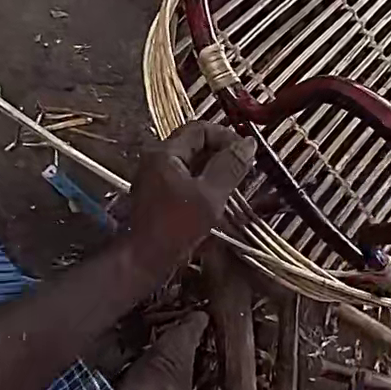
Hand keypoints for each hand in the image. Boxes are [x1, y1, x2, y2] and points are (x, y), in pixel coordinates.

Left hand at [125, 122, 255, 272]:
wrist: (143, 260)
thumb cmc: (174, 228)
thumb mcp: (209, 196)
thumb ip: (229, 167)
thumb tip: (247, 144)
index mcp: (165, 152)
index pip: (200, 129)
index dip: (226, 137)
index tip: (246, 154)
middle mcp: (157, 159)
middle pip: (195, 144)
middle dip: (222, 154)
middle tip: (244, 170)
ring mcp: (155, 176)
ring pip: (192, 163)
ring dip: (215, 170)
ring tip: (235, 186)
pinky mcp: (158, 194)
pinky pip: (185, 179)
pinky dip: (204, 184)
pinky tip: (218, 199)